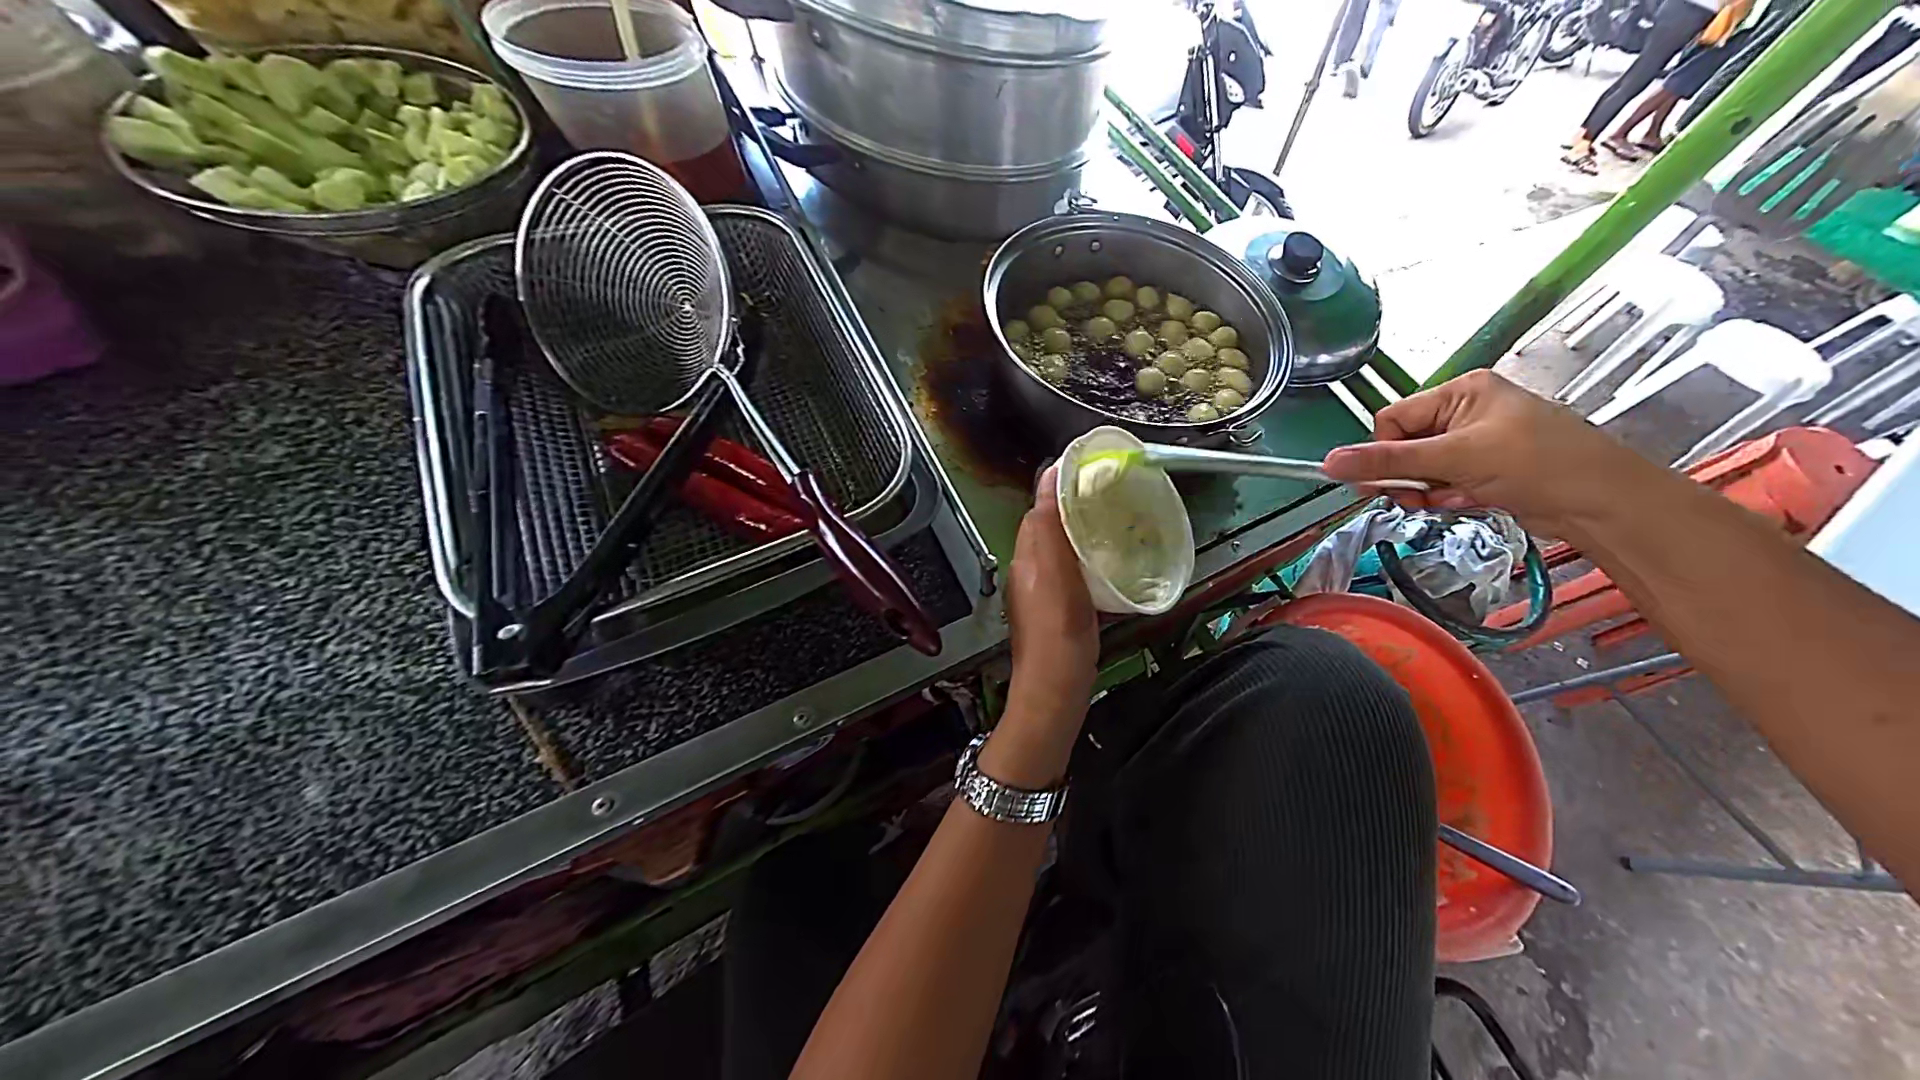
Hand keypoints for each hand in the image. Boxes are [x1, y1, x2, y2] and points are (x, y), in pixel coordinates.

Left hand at [1004, 465, 1098, 719]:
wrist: (1056, 691)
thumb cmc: (1058, 635)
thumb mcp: (1055, 575)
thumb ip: (1049, 529)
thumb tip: (1049, 479)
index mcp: (1027, 555)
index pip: (1040, 506)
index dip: (1062, 485)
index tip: (1093, 469)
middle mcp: (1031, 569)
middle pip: (1053, 525)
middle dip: (1078, 506)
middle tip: (1114, 494)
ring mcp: (1044, 591)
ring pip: (1065, 548)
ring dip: (1086, 532)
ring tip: (1118, 523)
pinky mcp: (1060, 609)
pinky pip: (1076, 572)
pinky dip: (1092, 561)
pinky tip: (1113, 566)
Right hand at [1319, 370, 1664, 537]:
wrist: (1604, 504)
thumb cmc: (1540, 464)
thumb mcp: (1455, 458)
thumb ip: (1387, 462)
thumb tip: (1330, 462)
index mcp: (1460, 392)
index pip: (1393, 420)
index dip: (1385, 452)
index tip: (1388, 480)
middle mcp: (1465, 412)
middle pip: (1403, 446)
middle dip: (1407, 476)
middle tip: (1418, 495)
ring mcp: (1476, 442)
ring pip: (1420, 470)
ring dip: (1427, 490)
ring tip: (1453, 498)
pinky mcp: (1484, 470)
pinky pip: (1442, 483)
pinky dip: (1446, 497)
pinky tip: (1469, 501)